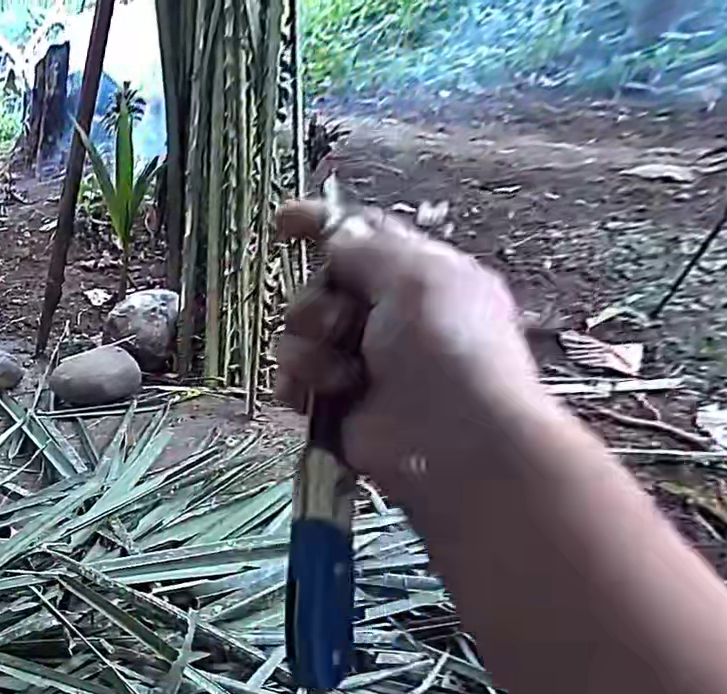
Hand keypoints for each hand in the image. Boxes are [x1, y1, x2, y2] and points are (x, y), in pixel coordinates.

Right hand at [273, 202, 548, 492]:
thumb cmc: (446, 350)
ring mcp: (353, 360)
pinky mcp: (330, 400)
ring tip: (342, 376)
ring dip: (310, 355)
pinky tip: (319, 397)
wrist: (445, 438)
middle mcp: (381, 316)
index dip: (319, 228)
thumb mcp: (418, 280)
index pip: (358, 240)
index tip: (281, 222)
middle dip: (315, 309)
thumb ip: (371, 250)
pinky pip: (290, 380)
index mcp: (413, 278)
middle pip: (315, 291)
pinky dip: (299, 386)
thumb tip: (335, 235)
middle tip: (339, 327)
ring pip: (296, 339)